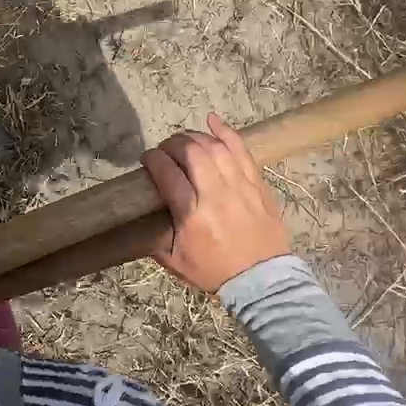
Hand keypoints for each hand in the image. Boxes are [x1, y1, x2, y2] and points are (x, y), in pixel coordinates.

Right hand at [141, 115, 291, 291]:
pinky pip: (242, 151)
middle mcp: (216, 195)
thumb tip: (141, 210)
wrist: (264, 284)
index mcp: (192, 214)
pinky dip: (226, 132)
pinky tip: (212, 120)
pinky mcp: (258, 186)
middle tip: (165, 152)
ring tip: (184, 143)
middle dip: (171, 144)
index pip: (166, 172)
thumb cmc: (215, 272)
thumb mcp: (174, 260)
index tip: (146, 160)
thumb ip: (154, 234)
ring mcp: (241, 188)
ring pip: (214, 147)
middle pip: (190, 152)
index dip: (152, 159)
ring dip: (194, 138)